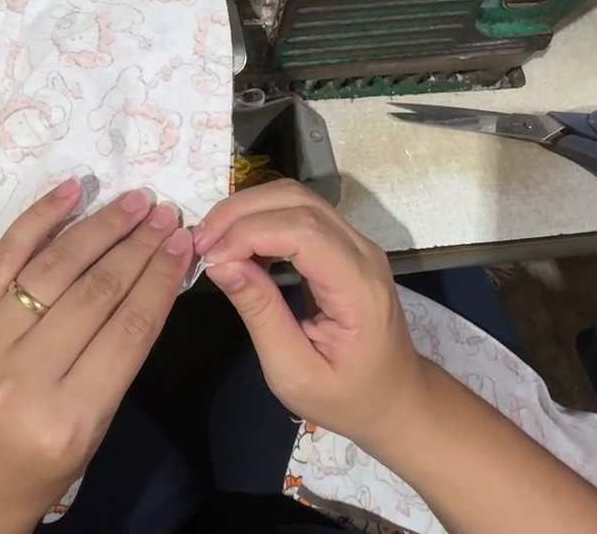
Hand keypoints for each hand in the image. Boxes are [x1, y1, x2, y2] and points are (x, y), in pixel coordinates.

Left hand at [0, 179, 193, 533]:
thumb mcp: (94, 429)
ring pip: (55, 266)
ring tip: (134, 202)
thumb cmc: (39, 468)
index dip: (160, 279)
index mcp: (67, 418)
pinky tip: (72, 191)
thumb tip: (155, 277)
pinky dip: (40, 217)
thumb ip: (121, 356)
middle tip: (166, 214)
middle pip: (95, 292)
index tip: (183, 243)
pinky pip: (5, 255)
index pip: (129, 330)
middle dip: (138, 246)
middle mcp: (24, 376)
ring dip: (101, 227)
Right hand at [192, 179, 428, 446]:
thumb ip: (260, 313)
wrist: (396, 399)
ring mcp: (355, 242)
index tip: (209, 256)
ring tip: (213, 240)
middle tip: (201, 241)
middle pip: (297, 201)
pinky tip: (238, 243)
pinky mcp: (343, 242)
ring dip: (248, 209)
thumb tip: (219, 263)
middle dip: (241, 211)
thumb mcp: (294, 373)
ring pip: (296, 197)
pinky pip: (298, 211)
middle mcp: (362, 251)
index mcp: (358, 288)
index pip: (302, 231)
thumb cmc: (348, 398)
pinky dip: (261, 216)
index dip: (250, 232)